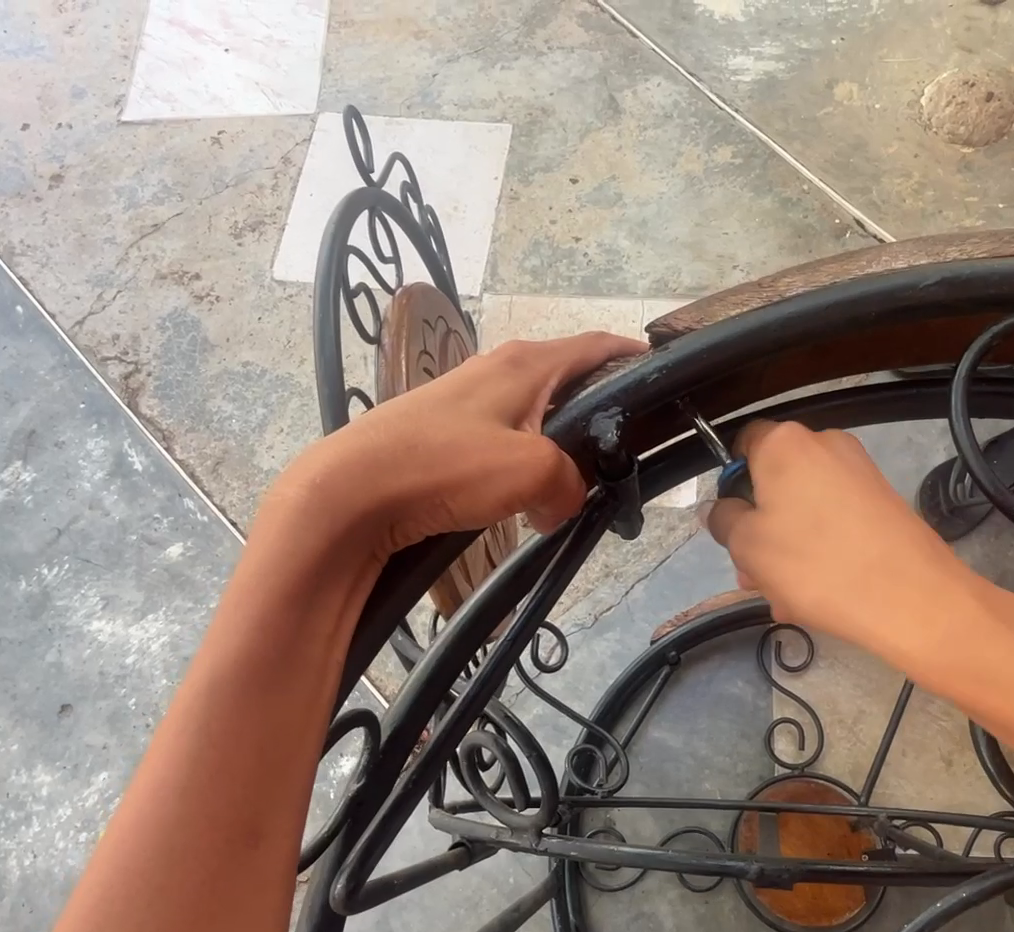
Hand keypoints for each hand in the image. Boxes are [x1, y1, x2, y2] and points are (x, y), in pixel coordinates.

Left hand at [274, 331, 645, 556]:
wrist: (350, 492)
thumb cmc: (443, 466)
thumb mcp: (530, 472)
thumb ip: (569, 484)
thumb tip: (562, 502)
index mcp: (525, 364)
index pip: (594, 346)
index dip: (632, 356)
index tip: (663, 378)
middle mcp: (497, 369)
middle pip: (566, 382)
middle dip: (599, 412)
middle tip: (623, 454)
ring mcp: (466, 400)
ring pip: (534, 419)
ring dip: (559, 447)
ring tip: (573, 486)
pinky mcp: (443, 433)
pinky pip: (504, 443)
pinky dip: (525, 466)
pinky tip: (523, 501)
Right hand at [703, 421, 997, 662]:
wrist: (910, 597)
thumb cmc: (814, 563)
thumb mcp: (748, 546)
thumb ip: (723, 521)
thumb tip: (719, 509)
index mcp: (784, 444)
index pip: (743, 442)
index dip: (729, 479)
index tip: (729, 520)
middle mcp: (824, 445)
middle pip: (775, 481)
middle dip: (758, 526)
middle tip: (752, 573)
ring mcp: (858, 472)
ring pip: (803, 507)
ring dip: (785, 546)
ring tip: (783, 595)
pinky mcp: (882, 501)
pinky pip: (834, 519)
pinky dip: (819, 548)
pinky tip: (815, 592)